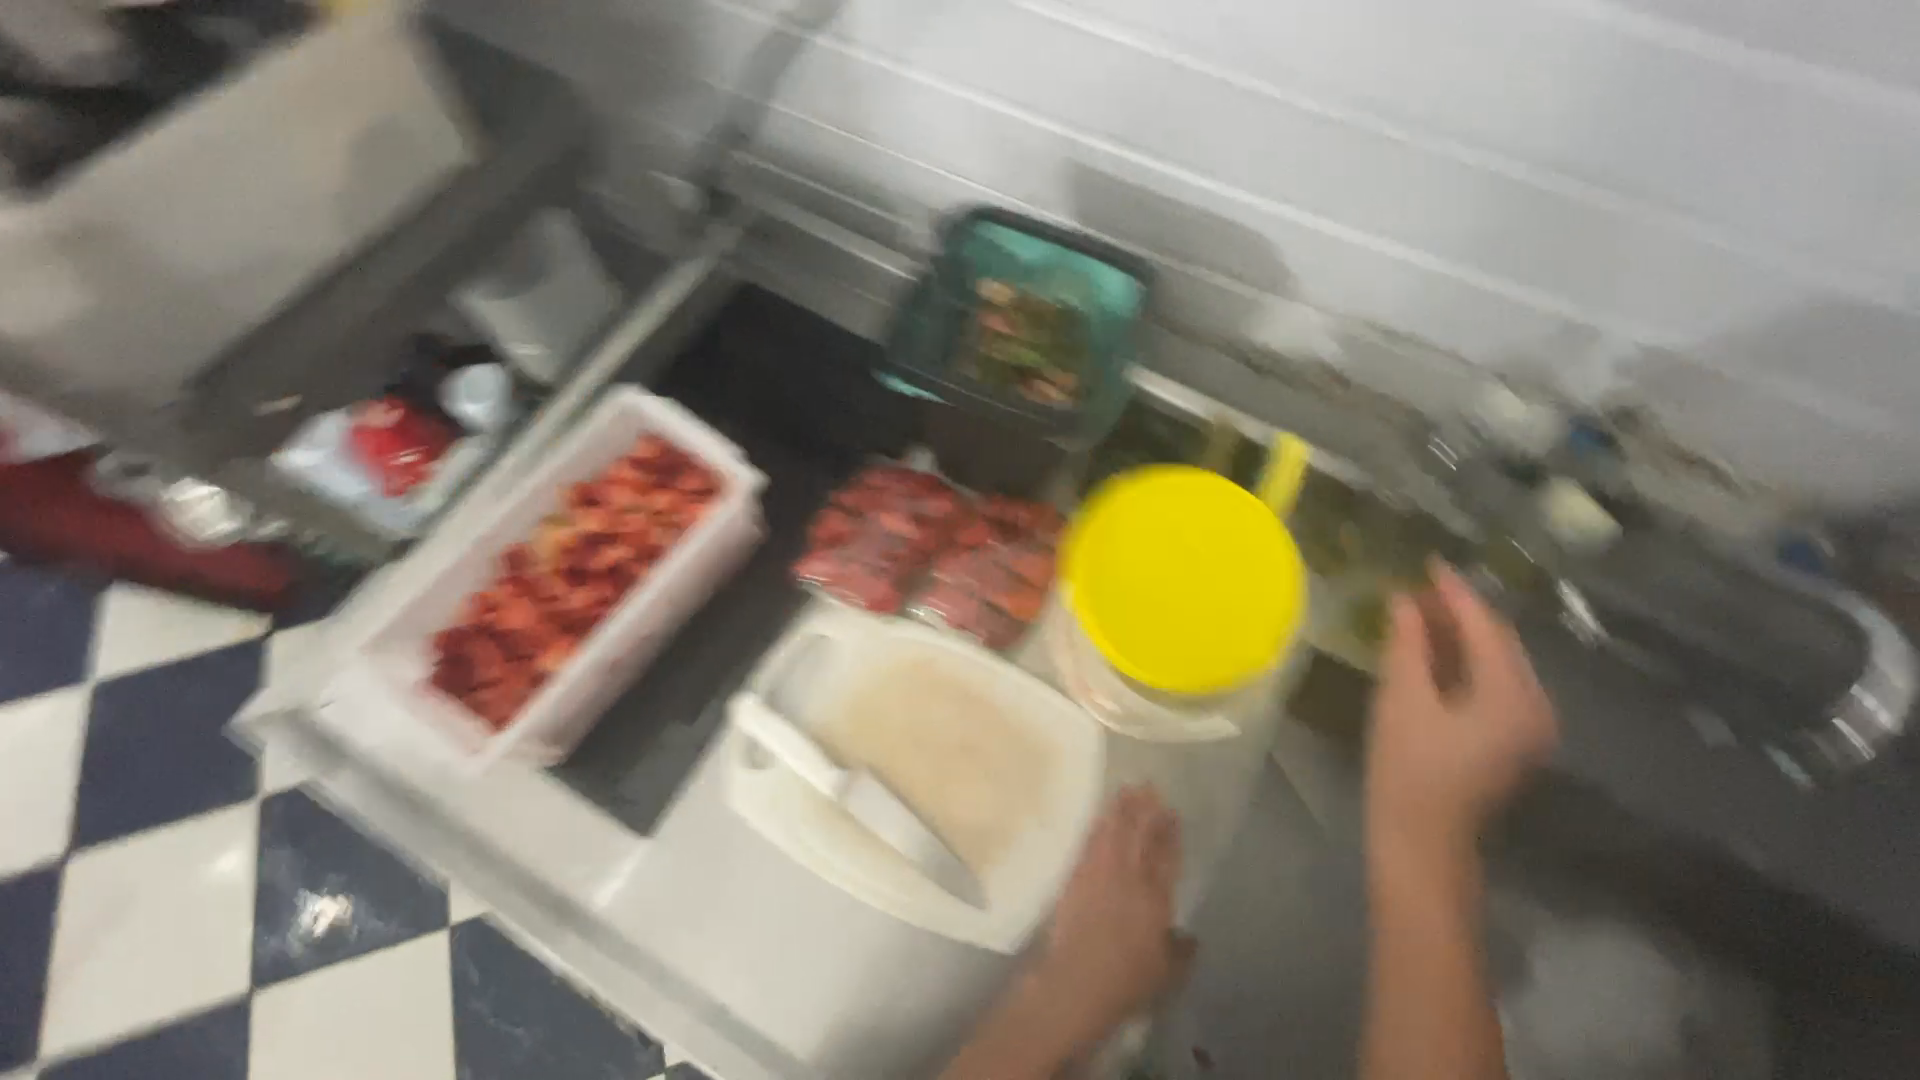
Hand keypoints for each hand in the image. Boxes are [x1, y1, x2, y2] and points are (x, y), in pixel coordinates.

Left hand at [1027, 786, 1194, 1046]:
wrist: (1078, 981)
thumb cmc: (1128, 981)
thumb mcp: (1167, 973)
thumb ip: (1181, 951)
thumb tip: (1189, 937)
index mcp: (1156, 898)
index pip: (1165, 857)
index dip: (1169, 834)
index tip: (1172, 813)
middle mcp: (1129, 878)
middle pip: (1139, 836)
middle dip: (1145, 810)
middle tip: (1150, 786)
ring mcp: (1100, 874)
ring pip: (1113, 833)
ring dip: (1120, 809)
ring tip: (1126, 790)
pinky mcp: (1076, 877)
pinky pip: (1089, 843)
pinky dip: (1097, 826)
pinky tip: (1100, 816)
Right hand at [1367, 561, 1556, 858]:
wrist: (1423, 840)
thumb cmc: (1407, 770)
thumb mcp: (1401, 700)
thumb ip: (1407, 645)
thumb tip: (1403, 600)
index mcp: (1513, 696)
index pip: (1486, 628)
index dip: (1455, 593)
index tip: (1428, 562)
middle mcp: (1537, 706)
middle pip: (1499, 643)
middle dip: (1459, 612)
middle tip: (1415, 589)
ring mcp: (1531, 726)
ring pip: (1498, 662)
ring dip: (1461, 636)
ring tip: (1418, 614)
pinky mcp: (1515, 739)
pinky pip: (1495, 684)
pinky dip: (1466, 663)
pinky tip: (1434, 652)